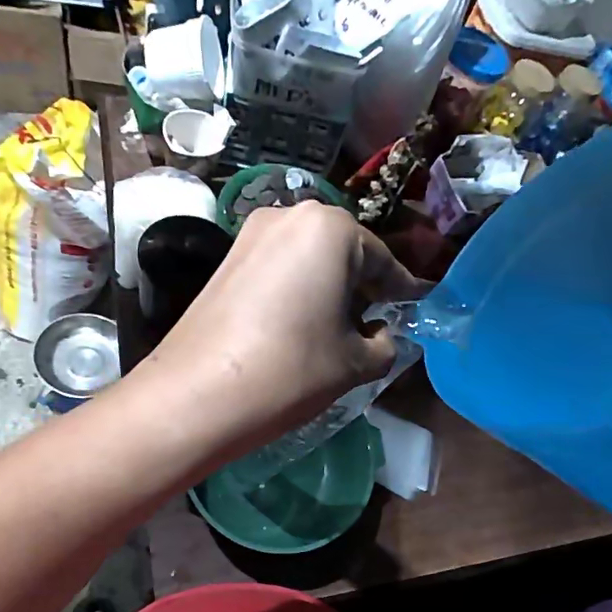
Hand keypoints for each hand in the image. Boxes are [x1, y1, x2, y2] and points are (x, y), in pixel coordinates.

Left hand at [135, 201, 427, 455]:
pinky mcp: (224, 262)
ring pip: (307, 261)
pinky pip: (277, 271)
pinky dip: (294, 293)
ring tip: (331, 333)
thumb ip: (384, 344)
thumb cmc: (290, 369)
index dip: (402, 293)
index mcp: (330, 227)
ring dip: (325, 291)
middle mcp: (289, 216)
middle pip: (342, 255)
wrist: (196, 394)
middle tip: (370, 328)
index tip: (415, 312)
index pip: (383, 262)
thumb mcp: (354, 363)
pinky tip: (295, 329)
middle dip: (360, 289)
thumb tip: (381, 335)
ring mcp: (249, 236)